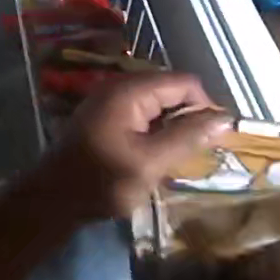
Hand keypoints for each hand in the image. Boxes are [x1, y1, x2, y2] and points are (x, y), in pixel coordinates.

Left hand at [27, 72, 232, 221]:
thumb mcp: (150, 162)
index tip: (216, 139)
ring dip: (173, 125)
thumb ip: (187, 137)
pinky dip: (156, 129)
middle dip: (190, 115)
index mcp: (129, 91)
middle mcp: (118, 87)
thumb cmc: (102, 180)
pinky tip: (160, 154)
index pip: (183, 81)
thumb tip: (225, 118)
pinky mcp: (105, 117)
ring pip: (157, 103)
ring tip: (182, 155)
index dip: (205, 106)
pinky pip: (142, 113)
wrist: (54, 198)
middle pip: (170, 89)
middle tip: (200, 150)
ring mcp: (109, 101)